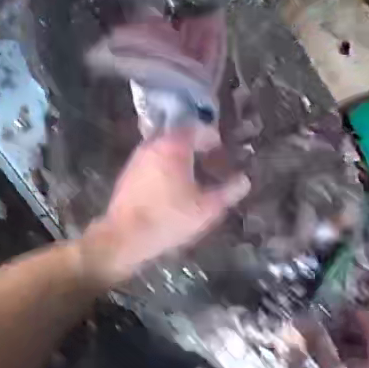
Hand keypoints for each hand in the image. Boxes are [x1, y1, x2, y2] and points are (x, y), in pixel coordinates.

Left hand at [78, 128, 249, 287]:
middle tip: (212, 163)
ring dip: (180, 158)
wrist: (123, 238)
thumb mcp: (206, 209)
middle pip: (179, 138)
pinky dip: (165, 168)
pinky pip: (152, 163)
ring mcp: (136, 158)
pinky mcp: (127, 174)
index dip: (212, 139)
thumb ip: (229, 192)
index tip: (223, 152)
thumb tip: (244, 180)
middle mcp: (152, 145)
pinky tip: (173, 188)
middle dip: (197, 148)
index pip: (197, 129)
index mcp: (173, 146)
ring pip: (164, 150)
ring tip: (195, 177)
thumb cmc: (168, 219)